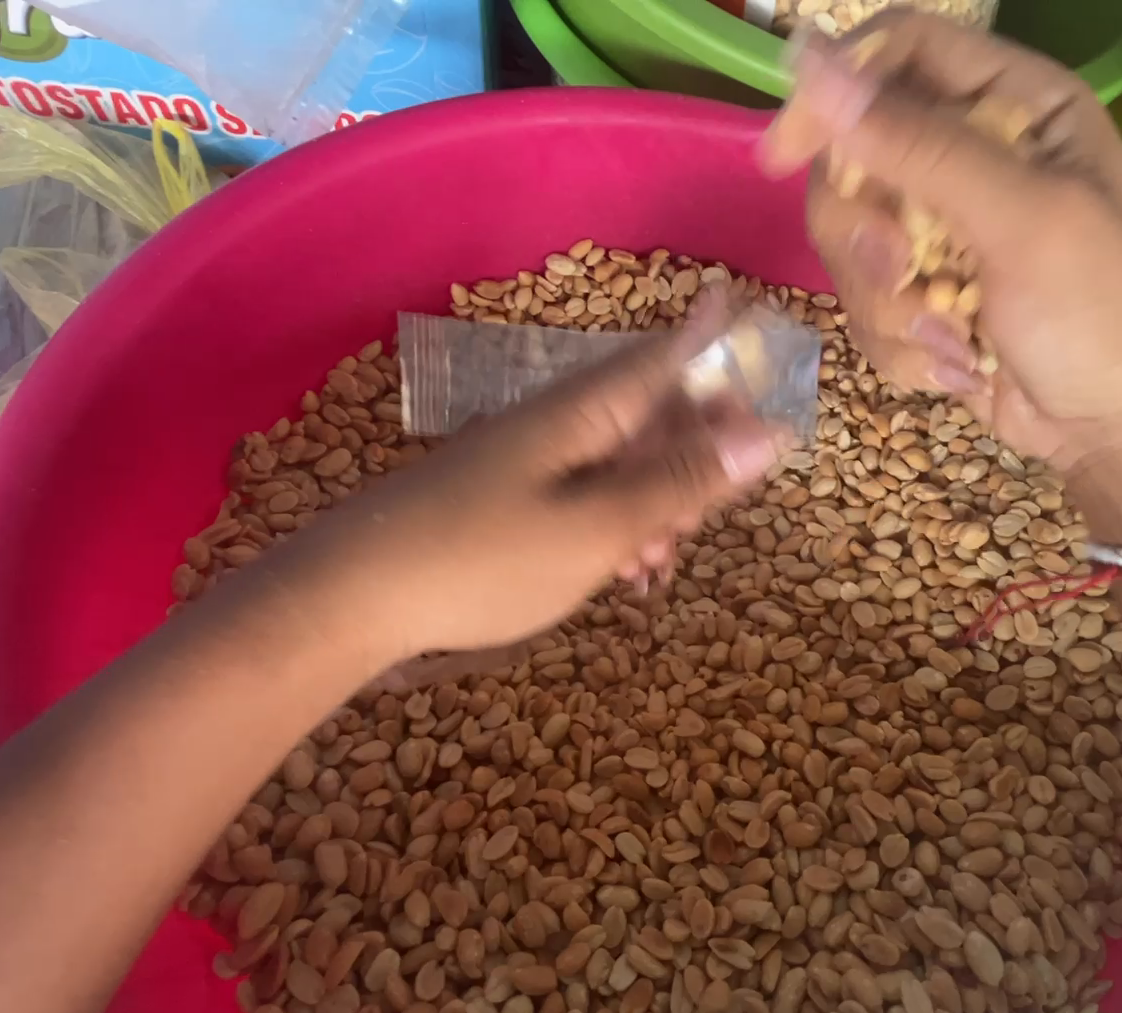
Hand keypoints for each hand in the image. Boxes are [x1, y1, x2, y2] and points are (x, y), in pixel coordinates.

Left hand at [289, 293, 783, 665]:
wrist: (354, 598)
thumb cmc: (484, 558)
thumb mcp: (598, 527)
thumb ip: (681, 481)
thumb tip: (767, 433)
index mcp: (585, 413)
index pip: (664, 358)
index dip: (708, 335)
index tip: (740, 305)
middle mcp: (561, 425)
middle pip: (651, 414)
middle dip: (696, 455)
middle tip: (710, 513)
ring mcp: (533, 463)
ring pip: (622, 464)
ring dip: (657, 505)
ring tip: (659, 565)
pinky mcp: (512, 500)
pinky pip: (587, 498)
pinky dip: (617, 528)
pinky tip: (623, 574)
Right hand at [759, 15, 1121, 477]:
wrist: (1114, 429)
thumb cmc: (1101, 312)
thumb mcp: (1021, 220)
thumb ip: (920, 147)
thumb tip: (815, 65)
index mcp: (1014, 107)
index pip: (898, 55)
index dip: (834, 93)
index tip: (783, 157)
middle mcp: (970, 161)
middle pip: (854, 161)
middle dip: (866, 235)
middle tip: (901, 271)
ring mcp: (940, 237)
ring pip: (852, 248)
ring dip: (890, 305)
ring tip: (953, 338)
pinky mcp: (922, 300)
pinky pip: (867, 309)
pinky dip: (903, 346)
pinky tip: (958, 364)